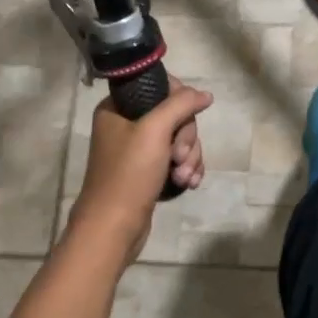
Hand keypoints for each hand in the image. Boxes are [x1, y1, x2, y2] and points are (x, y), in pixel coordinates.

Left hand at [67, 77, 212, 260]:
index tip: (184, 118)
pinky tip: (190, 183)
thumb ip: (182, 104)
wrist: (112, 231)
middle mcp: (126, 125)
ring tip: (184, 178)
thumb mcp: (155, 130)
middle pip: (175, 114)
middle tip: (179, 156)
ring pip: (180, 138)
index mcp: (118, 108)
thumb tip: (206, 95)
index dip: (180, 99)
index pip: (160, 85)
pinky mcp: (148, 172)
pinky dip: (187, 168)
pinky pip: (178, 158)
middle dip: (186, 137)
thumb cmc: (129, 175)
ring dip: (189, 156)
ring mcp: (138, 150)